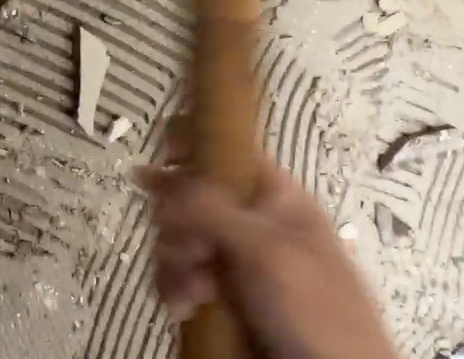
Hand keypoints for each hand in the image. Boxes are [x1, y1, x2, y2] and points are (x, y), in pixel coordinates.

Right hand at [138, 154, 398, 358]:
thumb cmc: (317, 314)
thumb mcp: (266, 253)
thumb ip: (208, 208)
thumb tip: (145, 168)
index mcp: (275, 198)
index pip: (222, 148)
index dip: (186, 149)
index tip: (161, 167)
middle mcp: (250, 219)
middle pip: (184, 194)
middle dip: (176, 226)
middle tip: (193, 253)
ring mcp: (234, 254)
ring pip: (175, 233)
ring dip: (174, 262)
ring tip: (193, 293)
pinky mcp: (220, 285)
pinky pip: (176, 267)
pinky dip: (174, 284)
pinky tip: (187, 305)